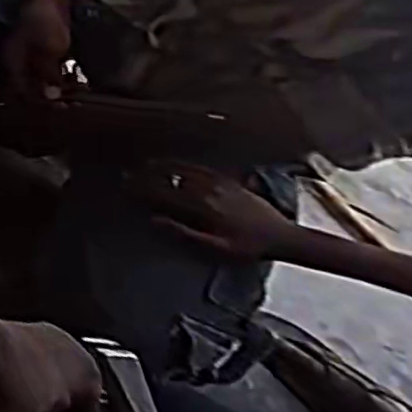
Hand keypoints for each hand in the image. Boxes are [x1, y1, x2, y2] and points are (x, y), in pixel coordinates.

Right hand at [4, 0, 71, 97]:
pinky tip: (69, 74)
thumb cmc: (44, 18)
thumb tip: (50, 98)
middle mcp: (13, 58)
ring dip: (54, 85)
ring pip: (35, 75)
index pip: (19, 90)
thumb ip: (49, 75)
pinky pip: (42, 65)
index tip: (63, 108)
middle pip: (26, 85)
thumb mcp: (50, 49)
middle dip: (48, 96)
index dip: (40, 102)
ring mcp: (22, 50)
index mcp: (10, 61)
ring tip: (75, 90)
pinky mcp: (33, 43)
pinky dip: (55, 73)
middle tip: (72, 102)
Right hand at [133, 162, 298, 259]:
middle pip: (167, 178)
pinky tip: (172, 163)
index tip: (125, 187)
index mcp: (200, 206)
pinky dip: (180, 164)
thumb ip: (186, 233)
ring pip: (180, 169)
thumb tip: (154, 219)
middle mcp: (205, 189)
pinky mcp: (226, 179)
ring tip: (143, 165)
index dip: (141, 189)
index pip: (161, 192)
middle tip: (128, 175)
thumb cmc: (251, 246)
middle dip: (145, 176)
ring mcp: (216, 182)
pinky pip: (197, 167)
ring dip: (159, 167)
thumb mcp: (220, 248)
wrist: (286, 238)